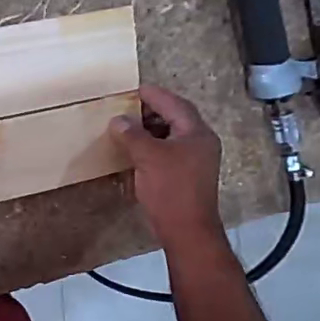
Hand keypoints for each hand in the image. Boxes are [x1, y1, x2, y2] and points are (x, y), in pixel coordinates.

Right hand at [107, 84, 226, 247]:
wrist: (187, 230)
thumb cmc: (170, 189)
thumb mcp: (147, 157)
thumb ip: (132, 135)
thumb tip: (118, 120)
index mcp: (197, 133)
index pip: (175, 104)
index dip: (154, 95)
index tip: (134, 89)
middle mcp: (201, 142)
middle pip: (177, 117)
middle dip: (153, 110)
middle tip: (129, 107)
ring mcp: (197, 160)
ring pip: (173, 134)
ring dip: (152, 128)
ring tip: (129, 127)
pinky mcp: (188, 175)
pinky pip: (171, 150)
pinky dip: (154, 144)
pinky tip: (138, 150)